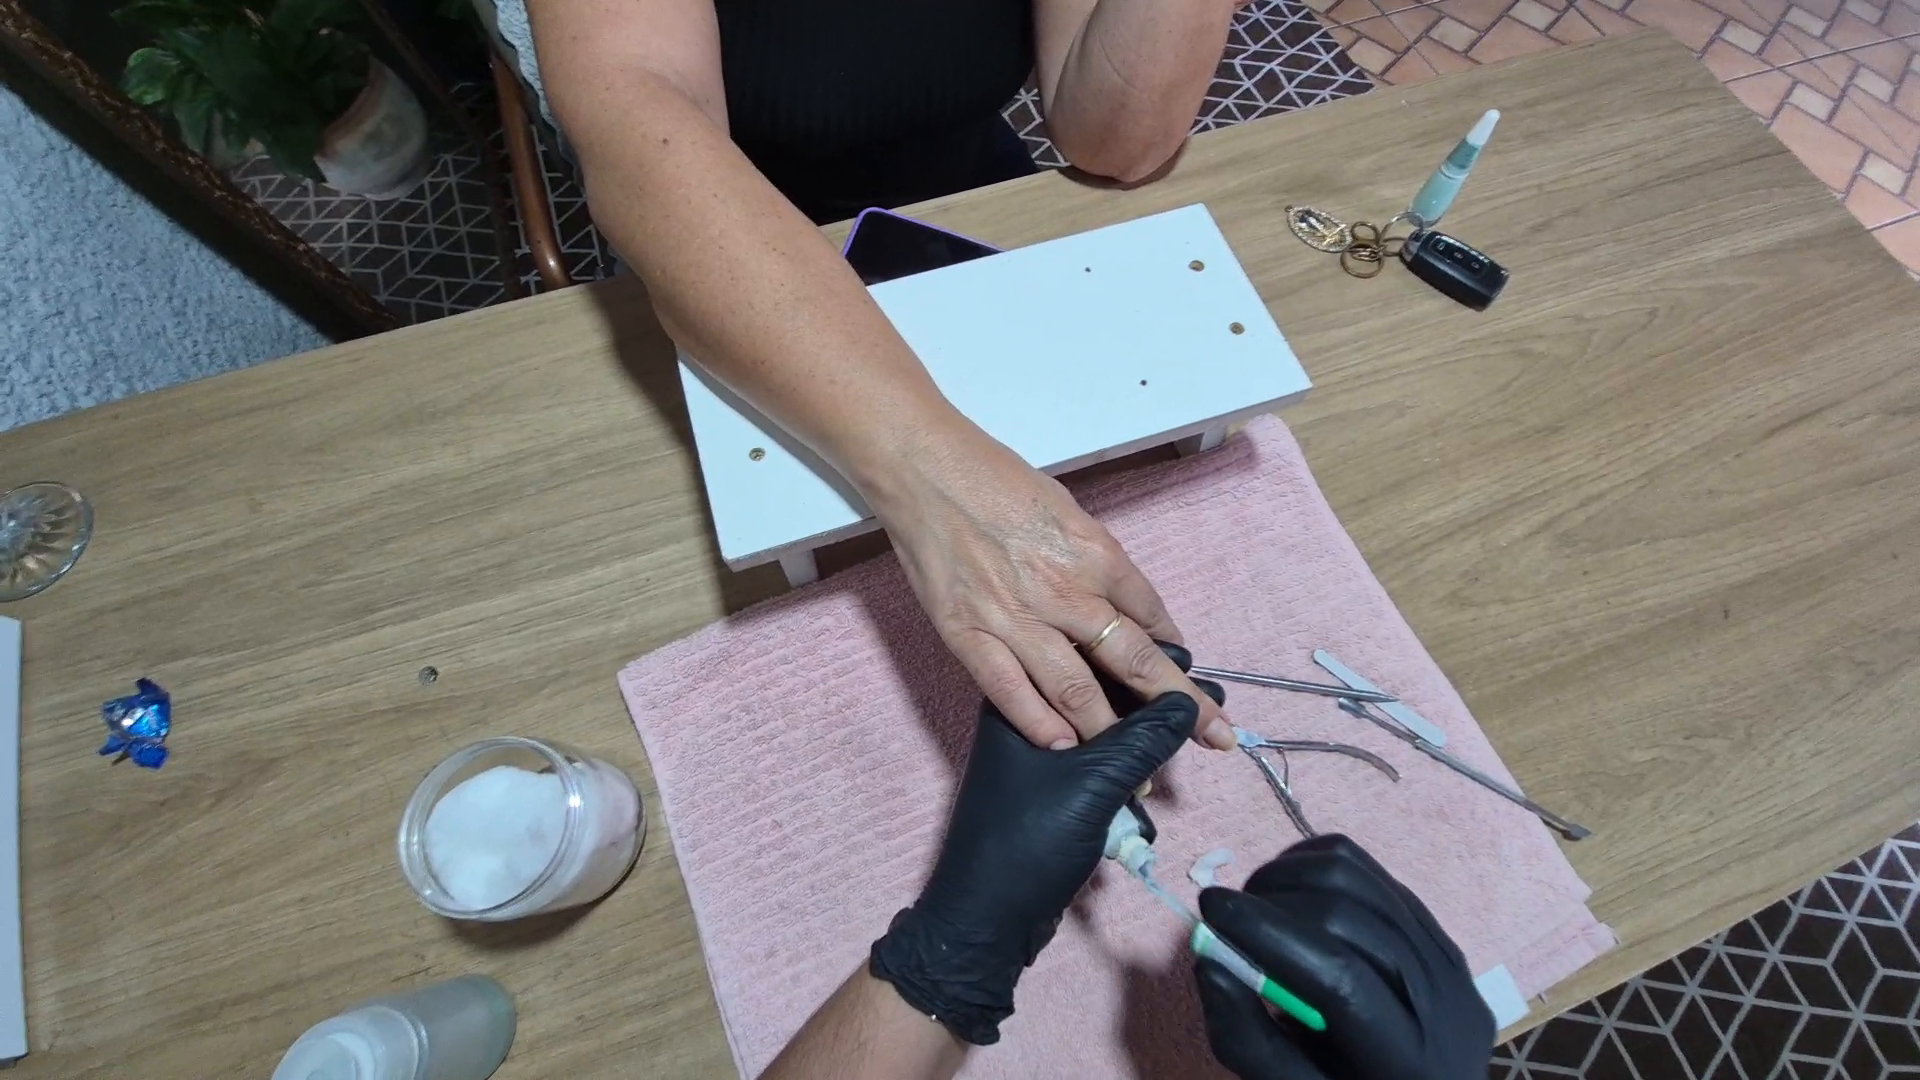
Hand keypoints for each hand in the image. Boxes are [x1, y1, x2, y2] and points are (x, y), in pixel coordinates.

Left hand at [870, 658, 1226, 1044]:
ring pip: (1104, 719)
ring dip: (1150, 724)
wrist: (986, 915)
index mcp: (1019, 696)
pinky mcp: (1051, 777)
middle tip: (1212, 697)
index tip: (1193, 666)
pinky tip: (1166, 751)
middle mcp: (1026, 711)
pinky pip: (1100, 748)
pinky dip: (1134, 750)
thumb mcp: (1092, 783)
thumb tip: (1190, 701)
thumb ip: (1143, 738)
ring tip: (1202, 723)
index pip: (1088, 661)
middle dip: (1156, 694)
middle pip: (1101, 688)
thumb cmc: (1029, 837)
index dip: (1143, 660)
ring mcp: (1038, 745)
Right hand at [873, 428, 1232, 750]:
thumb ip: (1094, 557)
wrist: (924, 469)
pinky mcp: (968, 635)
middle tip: (1215, 737)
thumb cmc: (994, 478)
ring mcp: (1014, 618)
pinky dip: (1040, 725)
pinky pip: (1009, 692)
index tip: (1185, 673)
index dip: (1174, 650)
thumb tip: (1118, 600)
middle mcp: (1064, 591)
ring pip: (1076, 690)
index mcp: (1093, 553)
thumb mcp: (1064, 507)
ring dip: (1111, 731)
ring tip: (1138, 763)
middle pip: (1132, 660)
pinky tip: (1063, 746)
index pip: (1150, 614)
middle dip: (1179, 704)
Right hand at [1194, 835, 1494, 1079]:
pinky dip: (1309, 863)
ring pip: (1350, 875)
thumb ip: (1245, 1037)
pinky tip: (1288, 891)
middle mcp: (1445, 1001)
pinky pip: (1362, 866)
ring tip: (1256, 904)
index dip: (1267, 932)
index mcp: (1412, 1061)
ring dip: (1284, 875)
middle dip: (1268, 903)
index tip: (1209, 909)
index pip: (1339, 976)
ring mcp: (1446, 956)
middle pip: (1342, 916)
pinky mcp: (1433, 924)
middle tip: (1227, 918)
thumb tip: (1208, 959)